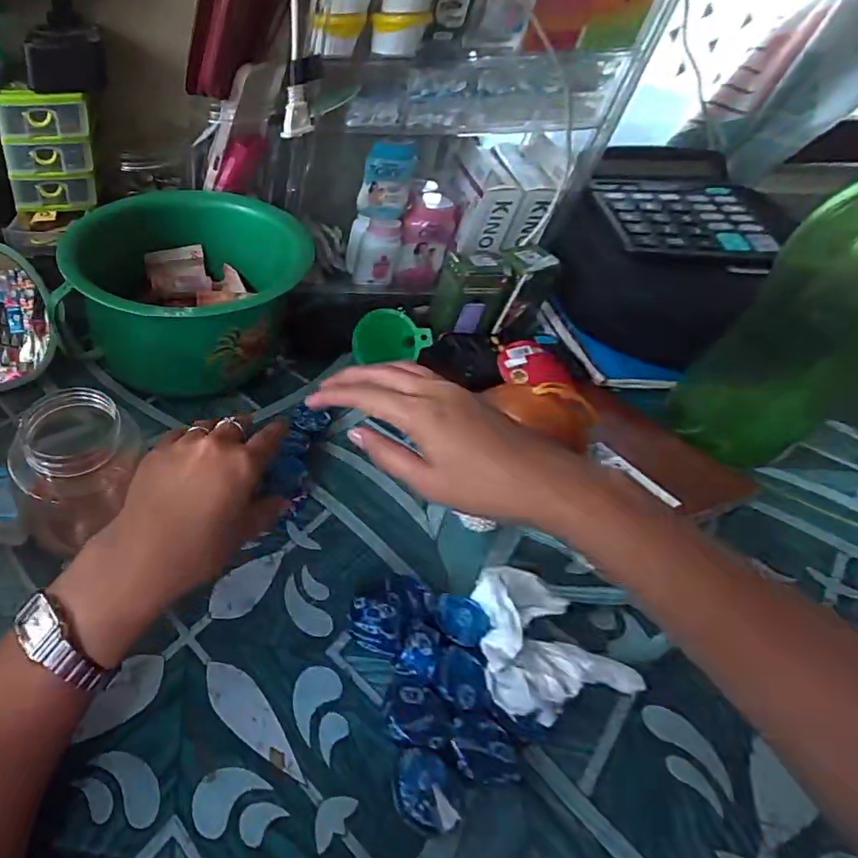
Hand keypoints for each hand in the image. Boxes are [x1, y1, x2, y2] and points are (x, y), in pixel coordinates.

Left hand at [49, 416, 287, 665]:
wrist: (146, 549)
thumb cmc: (202, 548)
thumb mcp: (241, 533)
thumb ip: (264, 511)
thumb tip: (280, 499)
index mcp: (242, 464)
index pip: (268, 438)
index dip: (277, 432)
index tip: (281, 428)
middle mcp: (214, 444)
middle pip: (235, 425)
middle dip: (244, 430)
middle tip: (244, 441)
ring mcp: (182, 443)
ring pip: (205, 426)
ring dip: (215, 432)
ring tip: (214, 443)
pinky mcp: (157, 448)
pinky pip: (179, 434)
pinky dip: (188, 438)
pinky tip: (185, 452)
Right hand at [306, 362, 612, 527]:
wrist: (548, 481)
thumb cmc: (484, 489)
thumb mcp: (427, 482)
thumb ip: (386, 454)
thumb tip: (355, 431)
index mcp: (419, 413)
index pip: (365, 394)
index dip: (333, 395)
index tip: (309, 401)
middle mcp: (431, 392)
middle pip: (379, 372)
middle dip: (345, 377)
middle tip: (321, 388)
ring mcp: (450, 389)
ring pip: (399, 367)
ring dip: (368, 370)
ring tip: (347, 381)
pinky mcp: (462, 394)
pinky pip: (416, 373)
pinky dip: (390, 372)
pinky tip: (387, 384)